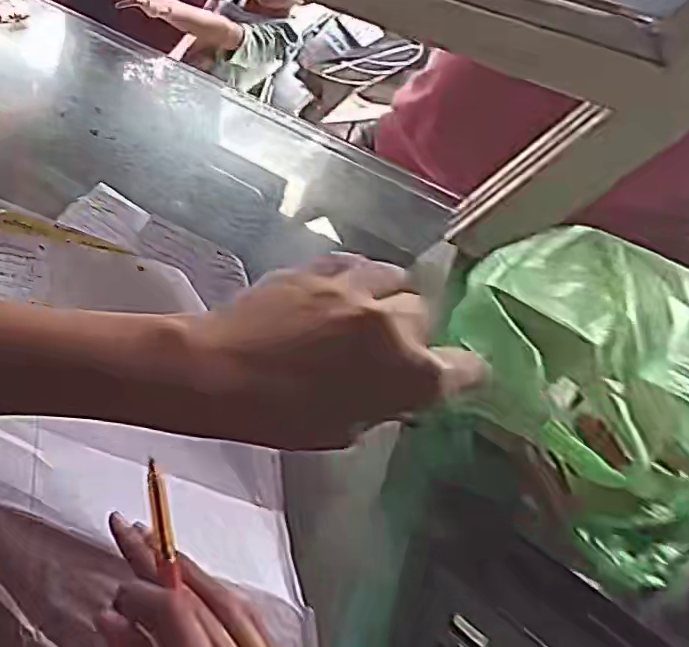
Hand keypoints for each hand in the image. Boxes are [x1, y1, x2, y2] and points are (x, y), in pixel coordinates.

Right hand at [98, 512, 270, 646]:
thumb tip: (108, 616)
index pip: (173, 605)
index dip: (139, 590)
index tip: (117, 590)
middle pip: (200, 592)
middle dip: (157, 557)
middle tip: (125, 525)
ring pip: (229, 596)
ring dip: (186, 565)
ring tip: (154, 540)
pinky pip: (248, 612)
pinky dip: (216, 588)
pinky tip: (195, 576)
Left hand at [174, 254, 486, 449]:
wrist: (222, 369)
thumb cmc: (283, 415)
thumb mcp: (349, 427)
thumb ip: (385, 401)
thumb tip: (395, 386)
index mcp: (411, 374)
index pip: (467, 367)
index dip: (461, 372)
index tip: (451, 372)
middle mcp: (389, 322)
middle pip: (426, 312)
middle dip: (417, 328)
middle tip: (394, 340)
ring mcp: (350, 288)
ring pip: (393, 275)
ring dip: (389, 292)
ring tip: (371, 305)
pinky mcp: (314, 268)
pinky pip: (351, 261)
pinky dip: (354, 273)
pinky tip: (341, 285)